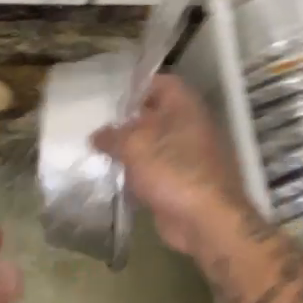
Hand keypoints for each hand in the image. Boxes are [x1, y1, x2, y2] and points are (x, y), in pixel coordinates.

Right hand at [92, 75, 246, 256]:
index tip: (111, 97)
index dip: (137, 86)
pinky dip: (136, 174)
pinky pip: (154, 171)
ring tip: (99, 152)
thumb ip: (112, 136)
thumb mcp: (134, 145)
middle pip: (155, 115)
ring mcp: (188, 157)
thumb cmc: (172, 170)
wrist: (205, 219)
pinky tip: (114, 179)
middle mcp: (189, 127)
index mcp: (184, 108)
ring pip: (153, 146)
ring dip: (129, 150)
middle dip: (127, 121)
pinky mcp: (181, 183)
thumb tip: (96, 135)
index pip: (161, 83)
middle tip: (97, 125)